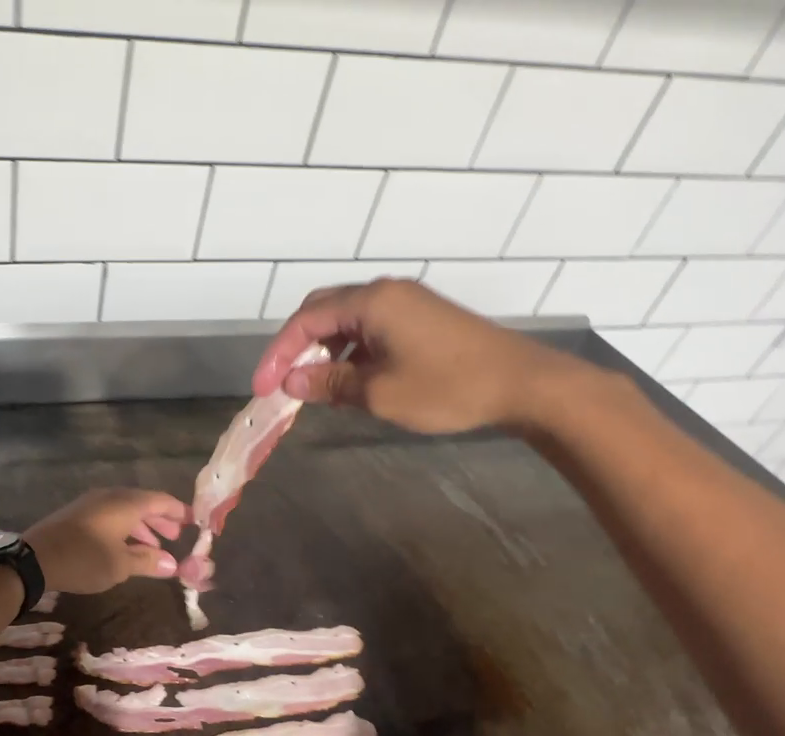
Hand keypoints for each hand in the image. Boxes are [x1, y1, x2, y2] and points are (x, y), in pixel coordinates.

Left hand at [25, 489, 190, 594]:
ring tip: (152, 548)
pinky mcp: (76, 515)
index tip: (194, 522)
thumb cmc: (84, 559)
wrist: (33, 559)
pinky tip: (124, 548)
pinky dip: (123, 529)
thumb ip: (148, 561)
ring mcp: (90, 504)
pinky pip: (109, 516)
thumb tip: (172, 565)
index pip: (161, 501)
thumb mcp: (120, 565)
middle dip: (161, 521)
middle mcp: (109, 496)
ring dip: (141, 527)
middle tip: (175, 537)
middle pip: (143, 503)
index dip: (179, 512)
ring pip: (125, 510)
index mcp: (125, 503)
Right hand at [252, 278, 587, 433]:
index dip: (278, 355)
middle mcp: (385, 292)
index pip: (305, 321)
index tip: (263, 388)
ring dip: (323, 350)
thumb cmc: (447, 387)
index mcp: (371, 301)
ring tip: (312, 387)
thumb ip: (330, 384)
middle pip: (322, 310)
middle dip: (296, 346)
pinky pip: (369, 327)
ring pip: (345, 319)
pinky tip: (349, 379)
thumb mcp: (379, 393)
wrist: (521, 384)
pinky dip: (349, 350)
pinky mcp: (421, 318)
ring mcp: (406, 303)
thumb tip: (291, 384)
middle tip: (282, 383)